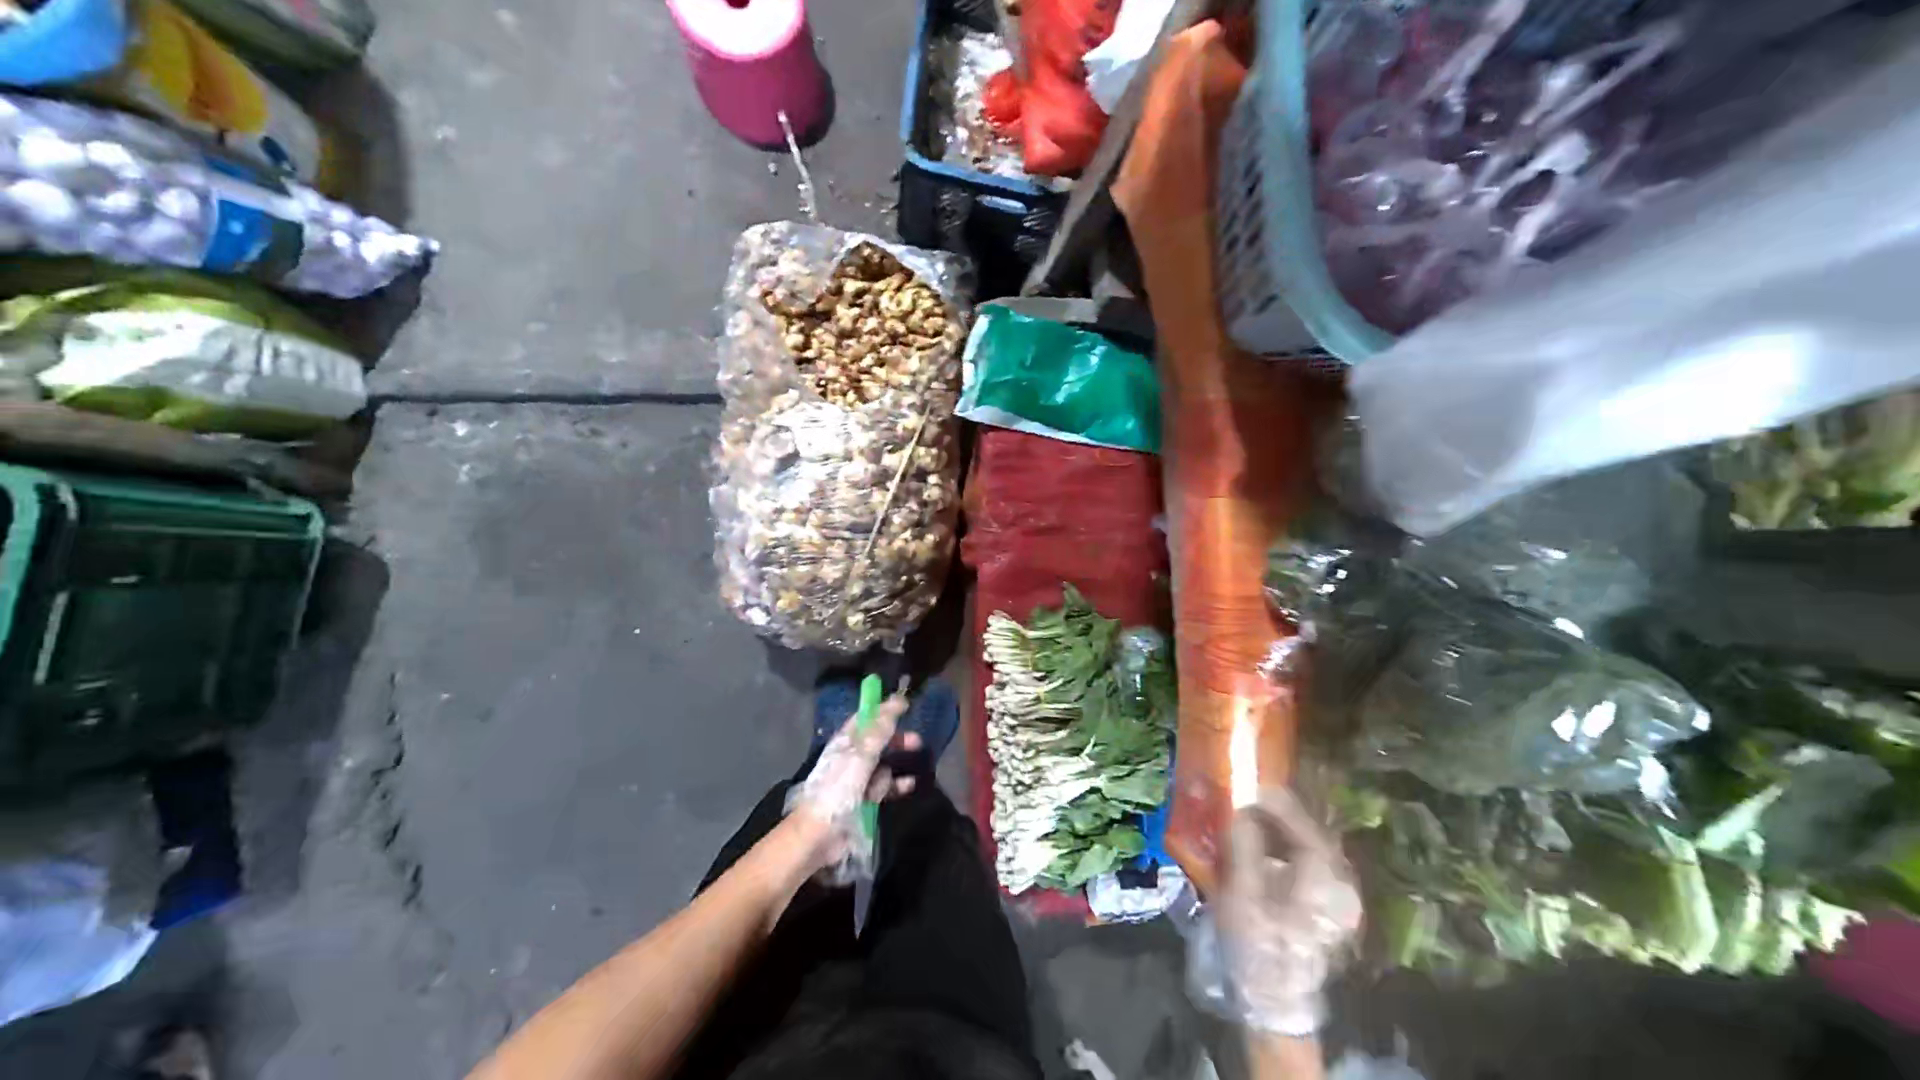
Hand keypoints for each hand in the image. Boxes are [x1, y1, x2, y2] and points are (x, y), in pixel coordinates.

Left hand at [785, 696, 920, 878]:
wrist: (821, 833)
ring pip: (883, 764)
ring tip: (913, 764)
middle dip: (896, 739)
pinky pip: (885, 787)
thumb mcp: (860, 755)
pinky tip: (910, 784)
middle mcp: (851, 758)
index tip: (905, 704)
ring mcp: (858, 780)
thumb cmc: (838, 789)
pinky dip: (897, 784)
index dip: (883, 709)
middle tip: (917, 740)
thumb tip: (896, 700)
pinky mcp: (864, 800)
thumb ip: (879, 730)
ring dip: (897, 763)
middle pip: (877, 741)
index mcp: (845, 742)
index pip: (865, 718)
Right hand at [1217, 789, 1362, 1036]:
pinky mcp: (1324, 908)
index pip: (1304, 828)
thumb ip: (1244, 845)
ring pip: (1308, 849)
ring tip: (1250, 815)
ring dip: (1280, 830)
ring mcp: (1336, 899)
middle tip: (1248, 797)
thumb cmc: (1258, 944)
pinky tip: (1262, 846)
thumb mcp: (1243, 893)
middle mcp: (1339, 885)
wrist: (1274, 1000)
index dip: (1278, 804)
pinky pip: (1306, 864)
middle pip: (1310, 835)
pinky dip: (1284, 848)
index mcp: (1325, 880)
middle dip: (1279, 814)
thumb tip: (1241, 808)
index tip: (1252, 786)